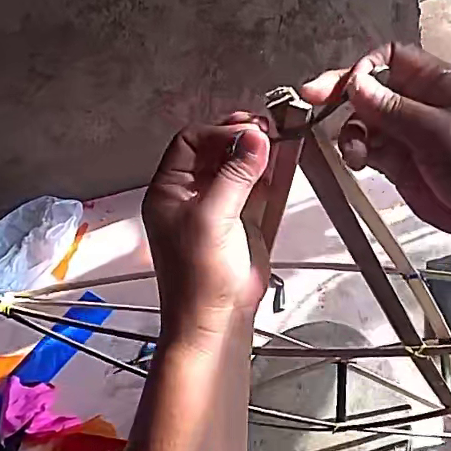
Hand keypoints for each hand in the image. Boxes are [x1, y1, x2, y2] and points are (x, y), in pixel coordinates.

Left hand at [142, 112, 273, 339]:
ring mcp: (220, 206)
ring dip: (257, 153)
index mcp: (170, 191)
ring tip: (277, 142)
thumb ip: (235, 176)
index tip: (248, 131)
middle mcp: (192, 194)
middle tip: (266, 130)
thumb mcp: (213, 219)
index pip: (190, 142)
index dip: (219, 132)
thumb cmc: (199, 281)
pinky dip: (269, 173)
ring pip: (238, 165)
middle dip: (239, 137)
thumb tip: (253, 138)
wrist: (218, 319)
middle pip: (215, 150)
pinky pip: (256, 186)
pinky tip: (280, 164)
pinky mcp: (243, 219)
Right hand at [299, 43, 450, 239]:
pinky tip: (357, 160)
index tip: (345, 84)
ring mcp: (410, 133)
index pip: (392, 58)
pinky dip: (356, 151)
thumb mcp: (441, 133)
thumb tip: (358, 83)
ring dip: (350, 130)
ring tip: (353, 150)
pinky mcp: (401, 161)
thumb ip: (395, 109)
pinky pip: (368, 147)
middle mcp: (422, 104)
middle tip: (315, 98)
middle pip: (372, 87)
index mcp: (440, 84)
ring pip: (365, 119)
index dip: (365, 67)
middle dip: (344, 93)